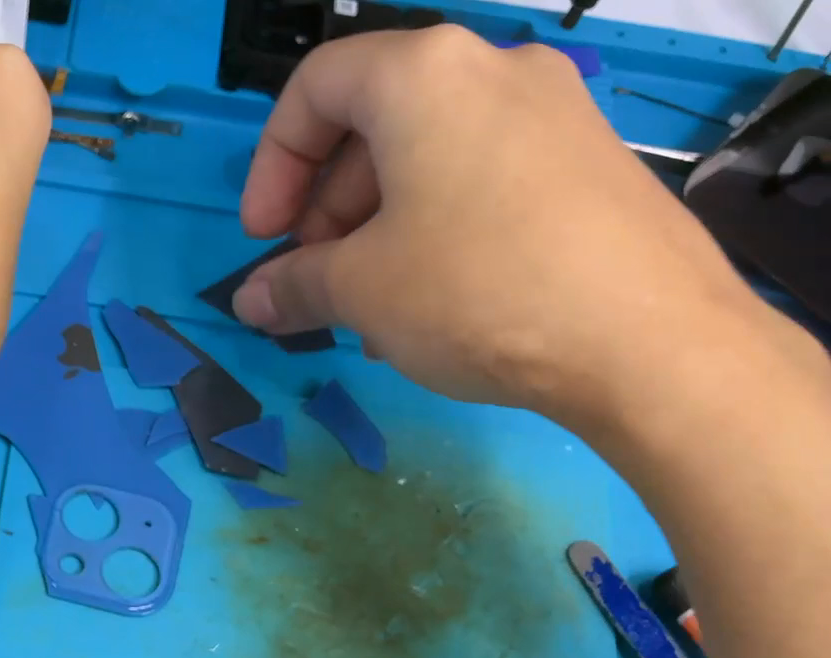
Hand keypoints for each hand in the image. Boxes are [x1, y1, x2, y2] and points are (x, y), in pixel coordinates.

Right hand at [230, 26, 799, 430]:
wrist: (647, 342)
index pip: (317, 87)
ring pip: (421, 162)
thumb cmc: (474, 289)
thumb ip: (291, 284)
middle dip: (322, 210)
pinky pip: (474, 184)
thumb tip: (251, 300)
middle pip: (370, 129)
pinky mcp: (584, 165)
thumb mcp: (357, 289)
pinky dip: (426, 233)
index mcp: (426, 80)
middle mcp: (494, 74)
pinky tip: (421, 304)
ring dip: (368, 232)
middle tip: (311, 280)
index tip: (264, 236)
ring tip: (362, 308)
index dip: (271, 163)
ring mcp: (551, 116)